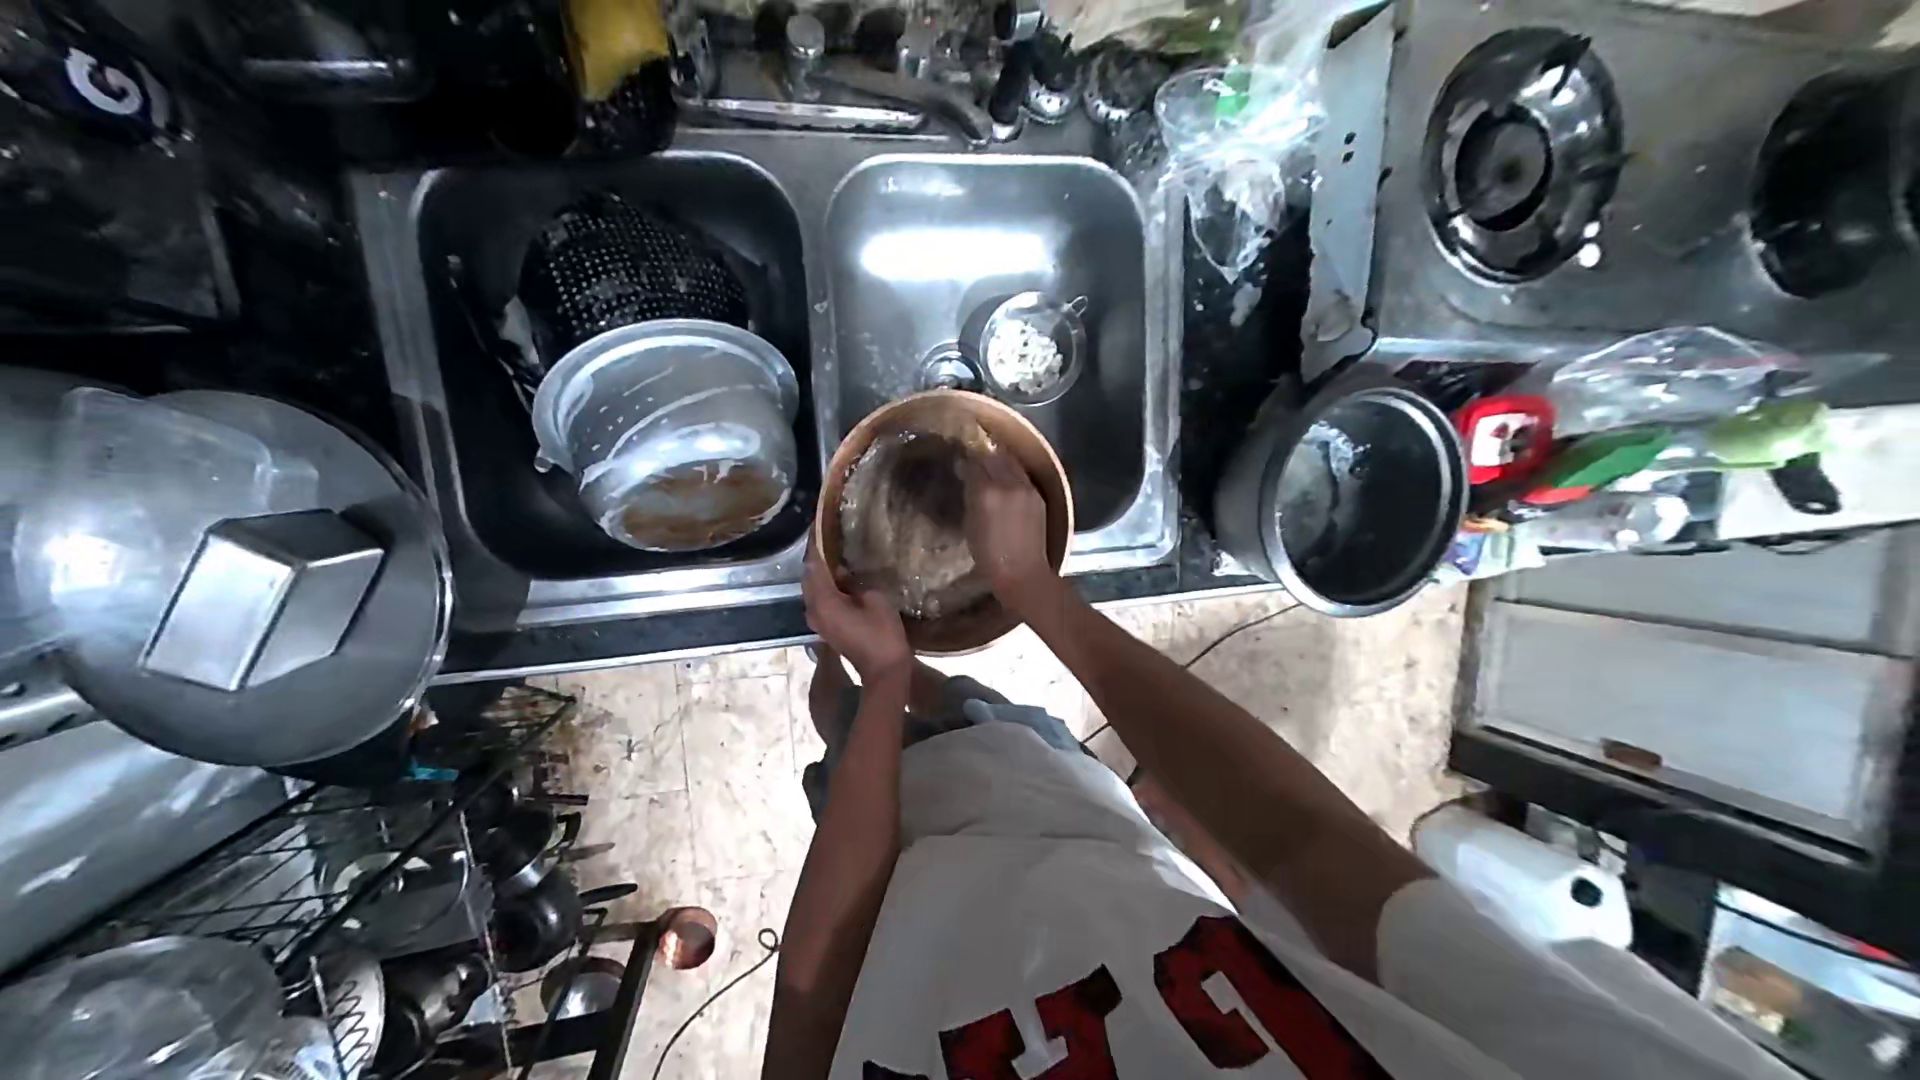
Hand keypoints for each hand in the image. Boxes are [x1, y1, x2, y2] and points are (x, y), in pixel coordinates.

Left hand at [803, 545, 911, 683]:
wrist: (884, 671)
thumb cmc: (883, 635)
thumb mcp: (875, 599)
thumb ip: (855, 582)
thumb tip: (843, 572)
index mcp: (823, 601)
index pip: (814, 564)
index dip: (816, 543)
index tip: (818, 524)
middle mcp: (813, 610)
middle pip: (809, 576)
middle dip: (816, 555)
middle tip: (827, 533)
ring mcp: (818, 620)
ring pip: (813, 588)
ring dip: (820, 570)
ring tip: (834, 550)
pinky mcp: (826, 626)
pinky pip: (820, 598)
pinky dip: (825, 584)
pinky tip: (839, 575)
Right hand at [961, 449, 1055, 606]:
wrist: (1023, 571)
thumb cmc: (988, 555)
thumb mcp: (970, 524)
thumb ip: (970, 497)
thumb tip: (968, 479)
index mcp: (986, 493)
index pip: (974, 464)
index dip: (965, 462)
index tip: (960, 463)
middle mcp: (1008, 484)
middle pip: (993, 457)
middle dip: (982, 457)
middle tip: (974, 461)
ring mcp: (1026, 488)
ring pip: (1010, 462)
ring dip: (998, 460)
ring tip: (989, 465)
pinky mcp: (1038, 494)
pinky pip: (1021, 475)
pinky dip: (1011, 472)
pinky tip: (1005, 478)